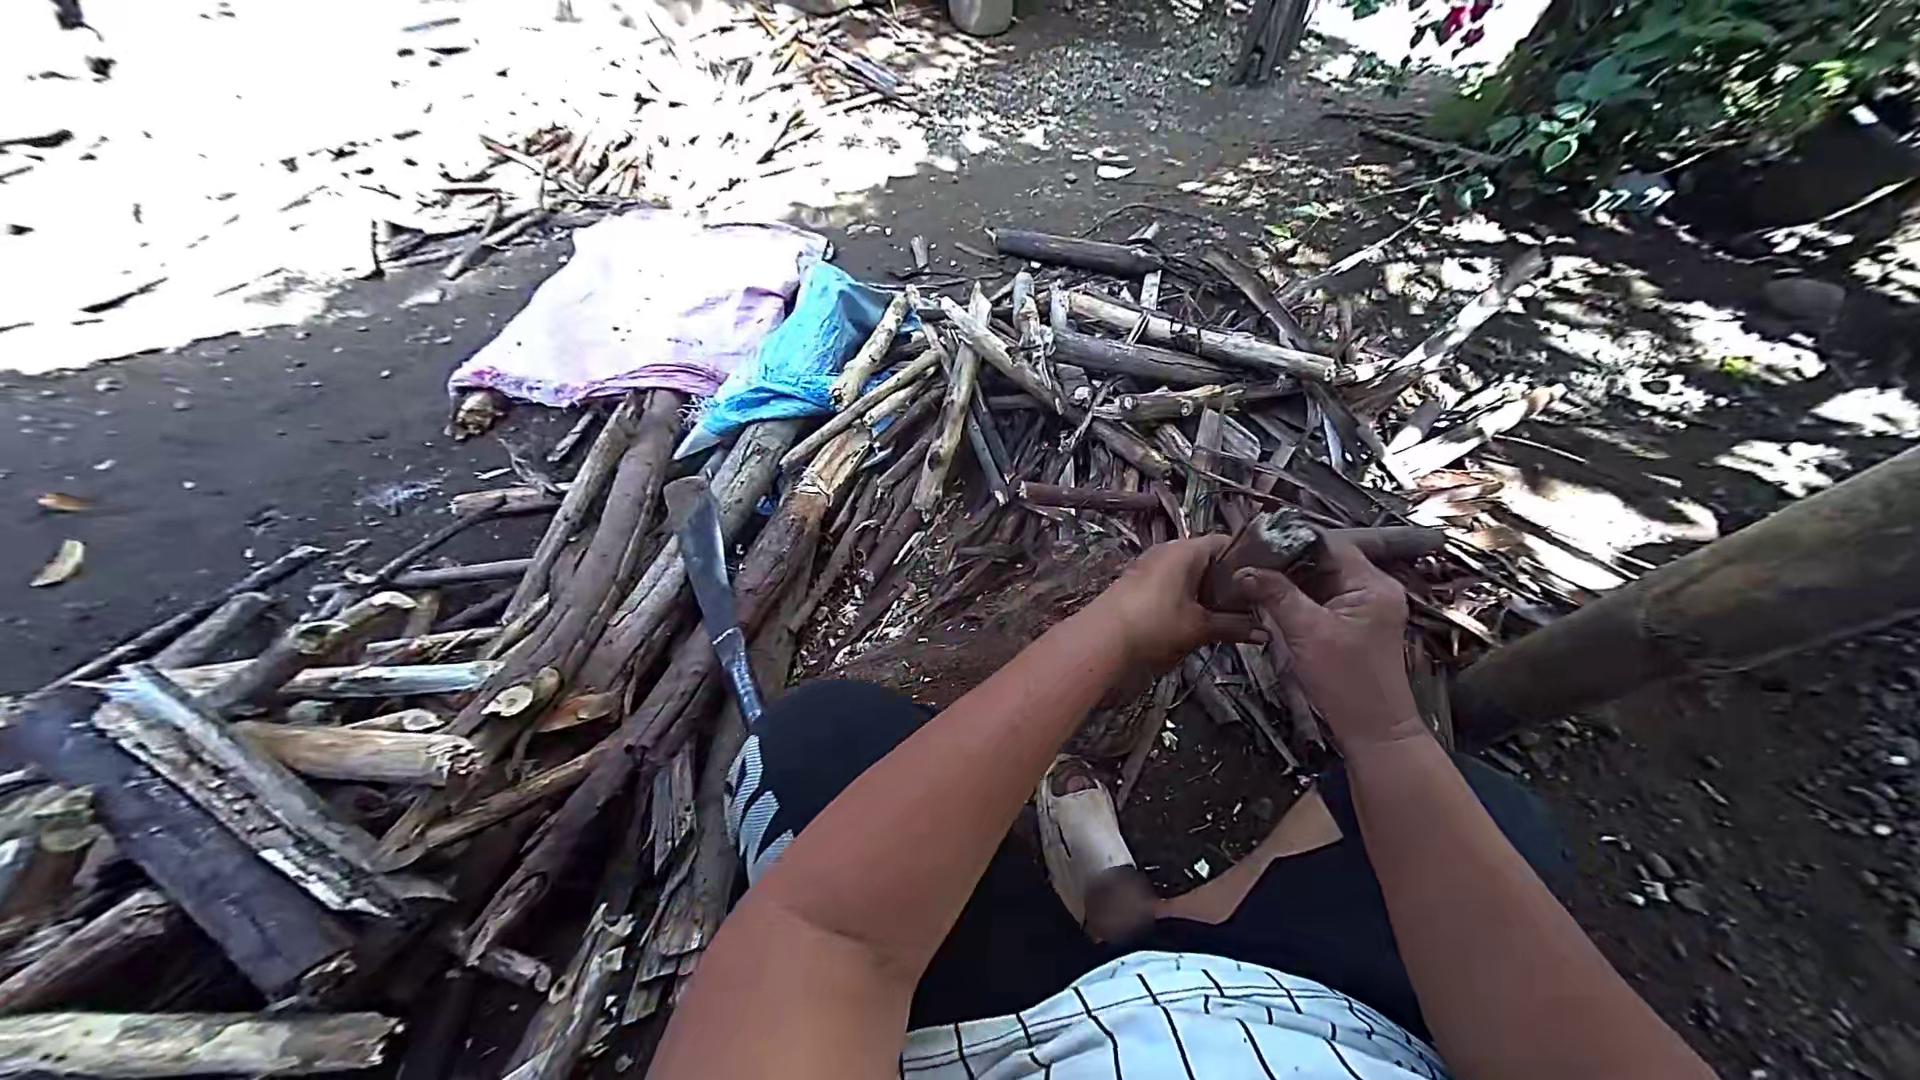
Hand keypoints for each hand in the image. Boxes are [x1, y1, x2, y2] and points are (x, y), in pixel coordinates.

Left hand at [1086, 535, 1262, 672]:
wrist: (1101, 640)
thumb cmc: (1155, 624)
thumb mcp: (1199, 628)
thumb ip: (1234, 626)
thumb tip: (1263, 632)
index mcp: (1186, 550)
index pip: (1226, 543)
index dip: (1248, 560)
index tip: (1264, 583)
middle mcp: (1166, 550)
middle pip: (1206, 559)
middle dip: (1226, 582)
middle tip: (1248, 606)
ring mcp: (1149, 566)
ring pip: (1188, 574)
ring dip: (1204, 593)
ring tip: (1225, 617)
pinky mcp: (1137, 584)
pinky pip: (1170, 585)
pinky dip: (1185, 599)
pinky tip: (1194, 621)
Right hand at [1235, 535, 1425, 751]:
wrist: (1370, 729)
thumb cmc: (1347, 681)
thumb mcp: (1306, 632)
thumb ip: (1276, 595)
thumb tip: (1245, 570)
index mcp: (1373, 585)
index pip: (1329, 545)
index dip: (1291, 540)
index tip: (1256, 541)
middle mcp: (1371, 589)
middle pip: (1321, 560)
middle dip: (1284, 561)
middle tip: (1247, 560)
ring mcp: (1360, 607)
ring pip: (1316, 579)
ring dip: (1286, 579)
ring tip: (1252, 576)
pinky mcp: (1348, 622)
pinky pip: (1316, 598)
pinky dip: (1293, 597)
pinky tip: (1268, 597)